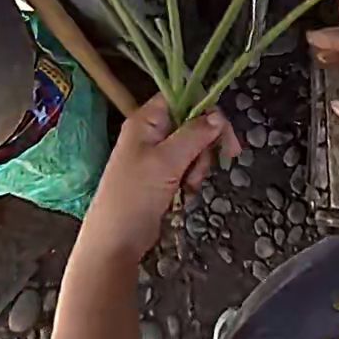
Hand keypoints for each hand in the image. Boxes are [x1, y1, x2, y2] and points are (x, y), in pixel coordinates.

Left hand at [77, 95, 238, 263]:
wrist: (115, 240)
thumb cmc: (135, 194)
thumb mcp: (166, 161)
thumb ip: (194, 135)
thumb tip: (219, 115)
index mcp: (146, 119)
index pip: (181, 97)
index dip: (204, 108)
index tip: (224, 131)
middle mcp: (152, 132)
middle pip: (192, 123)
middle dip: (203, 146)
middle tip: (203, 167)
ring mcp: (157, 154)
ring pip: (194, 148)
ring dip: (198, 167)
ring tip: (186, 186)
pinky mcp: (162, 175)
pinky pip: (188, 167)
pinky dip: (191, 180)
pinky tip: (183, 195)